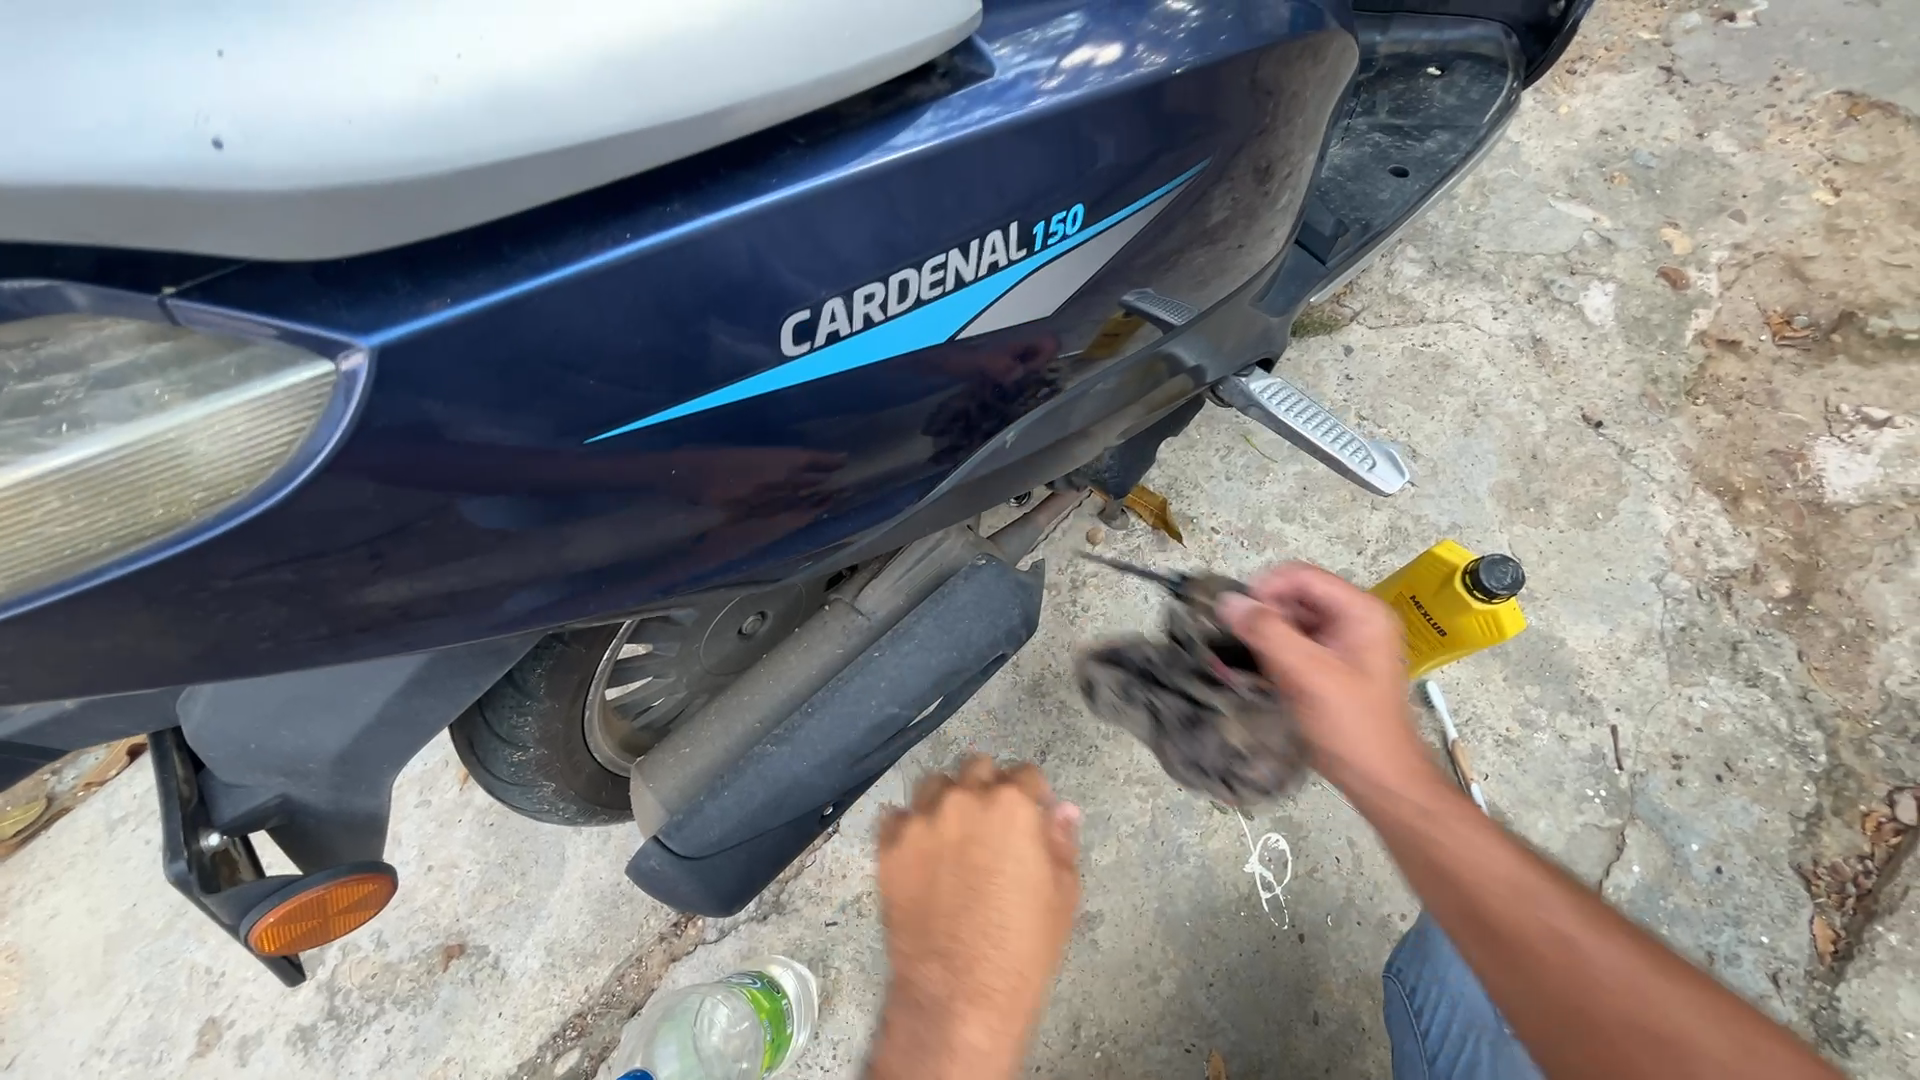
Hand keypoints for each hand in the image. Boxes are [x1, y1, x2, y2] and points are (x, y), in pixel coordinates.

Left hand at [868, 756, 1080, 1079]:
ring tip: (951, 834)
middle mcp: (965, 798)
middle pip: (977, 766)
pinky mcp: (889, 844)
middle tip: (991, 824)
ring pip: (934, 784)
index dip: (1032, 795)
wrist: (958, 996)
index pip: (1026, 773)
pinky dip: (908, 827)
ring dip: (946, 799)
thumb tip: (1063, 809)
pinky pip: (896, 817)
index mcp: (1012, 804)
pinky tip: (918, 854)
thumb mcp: (1062, 895)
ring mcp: (922, 819)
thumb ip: (1061, 841)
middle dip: (987, 787)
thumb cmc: (1023, 949)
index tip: (1030, 817)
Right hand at [1216, 562, 1435, 797]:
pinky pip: (1292, 642)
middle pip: (1293, 596)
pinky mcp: (1330, 663)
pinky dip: (1272, 654)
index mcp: (1361, 611)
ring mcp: (1343, 641)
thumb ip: (1266, 632)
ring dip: (1264, 637)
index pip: (1300, 576)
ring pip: (1288, 620)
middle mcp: (1354, 618)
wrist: (1380, 779)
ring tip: (1250, 665)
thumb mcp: (1306, 674)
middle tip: (1242, 647)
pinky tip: (1262, 676)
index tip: (1236, 619)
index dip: (1263, 591)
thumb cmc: (1350, 725)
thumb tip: (1226, 600)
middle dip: (1262, 617)